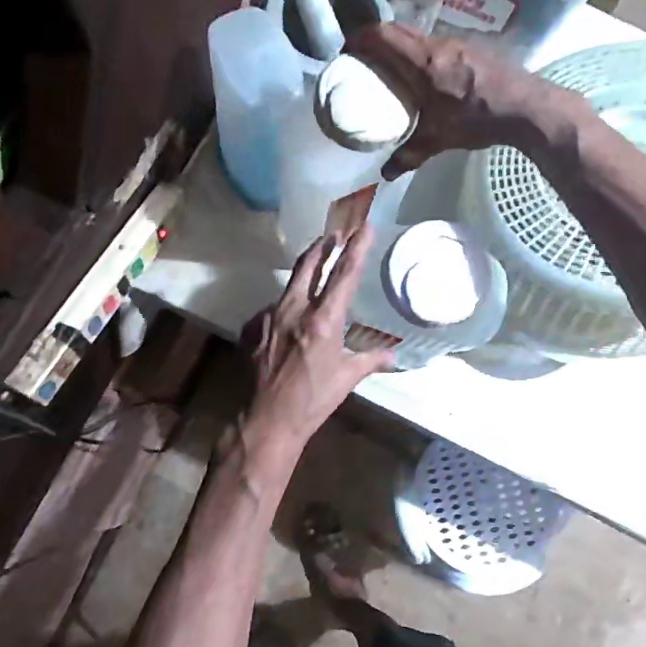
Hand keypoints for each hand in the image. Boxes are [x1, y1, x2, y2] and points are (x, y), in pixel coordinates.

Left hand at [237, 227, 394, 475]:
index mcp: (322, 320)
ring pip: (288, 286)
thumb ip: (370, 360)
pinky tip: (288, 321)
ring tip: (313, 272)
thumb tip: (393, 356)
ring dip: (303, 275)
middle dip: (322, 246)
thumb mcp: (347, 378)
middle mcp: (294, 310)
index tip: (363, 227)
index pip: (344, 275)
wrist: (267, 419)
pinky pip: (271, 310)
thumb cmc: (313, 399)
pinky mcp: (251, 328)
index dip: (356, 248)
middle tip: (333, 234)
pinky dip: (284, 308)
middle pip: (308, 265)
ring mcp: (268, 317)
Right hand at [345, 22, 575, 178]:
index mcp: (423, 62)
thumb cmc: (478, 119)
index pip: (382, 35)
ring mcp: (456, 43)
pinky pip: (435, 44)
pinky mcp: (471, 48)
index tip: (346, 52)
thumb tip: (386, 173)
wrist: (527, 108)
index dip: (360, 38)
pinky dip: (419, 53)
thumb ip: (409, 155)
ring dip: (398, 46)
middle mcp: (437, 45)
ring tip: (388, 68)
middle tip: (362, 61)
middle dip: (375, 41)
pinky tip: (421, 75)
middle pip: (396, 30)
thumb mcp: (439, 140)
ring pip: (417, 36)